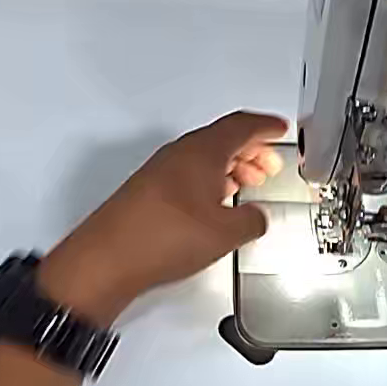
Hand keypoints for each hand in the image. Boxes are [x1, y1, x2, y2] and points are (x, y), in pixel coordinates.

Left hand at [39, 111, 287, 323]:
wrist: (108, 259)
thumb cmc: (159, 237)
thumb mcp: (225, 234)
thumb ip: (252, 220)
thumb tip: (257, 217)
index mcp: (202, 152)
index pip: (241, 126)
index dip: (265, 127)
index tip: (278, 128)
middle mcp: (179, 154)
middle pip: (223, 139)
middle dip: (251, 149)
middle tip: (269, 162)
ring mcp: (161, 171)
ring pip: (205, 157)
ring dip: (231, 166)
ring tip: (249, 182)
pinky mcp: (150, 191)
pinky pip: (189, 173)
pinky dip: (211, 180)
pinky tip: (217, 201)